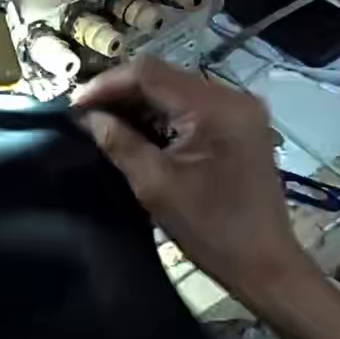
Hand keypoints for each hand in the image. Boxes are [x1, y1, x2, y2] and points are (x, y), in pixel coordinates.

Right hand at [74, 57, 316, 307]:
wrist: (265, 264)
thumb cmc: (209, 227)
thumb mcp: (154, 184)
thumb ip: (118, 141)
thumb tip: (85, 115)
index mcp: (214, 108)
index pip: (148, 74)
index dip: (105, 85)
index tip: (75, 105)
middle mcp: (231, 97)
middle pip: (161, 75)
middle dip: (119, 91)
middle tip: (84, 113)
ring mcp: (238, 108)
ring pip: (172, 86)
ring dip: (136, 101)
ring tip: (103, 119)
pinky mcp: (237, 121)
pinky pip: (187, 102)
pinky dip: (158, 112)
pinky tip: (135, 127)